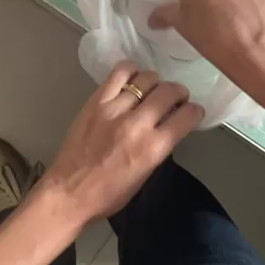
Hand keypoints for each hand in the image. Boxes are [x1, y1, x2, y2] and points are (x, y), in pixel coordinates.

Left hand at [34, 61, 203, 225]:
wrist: (69, 192)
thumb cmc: (109, 193)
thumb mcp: (145, 175)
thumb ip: (159, 147)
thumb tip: (168, 125)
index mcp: (153, 148)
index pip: (186, 116)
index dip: (195, 111)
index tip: (193, 111)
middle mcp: (137, 124)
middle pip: (169, 92)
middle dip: (179, 93)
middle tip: (176, 98)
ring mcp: (114, 109)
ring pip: (146, 79)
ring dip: (157, 82)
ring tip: (153, 89)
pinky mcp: (96, 102)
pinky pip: (119, 74)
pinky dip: (131, 71)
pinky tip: (132, 79)